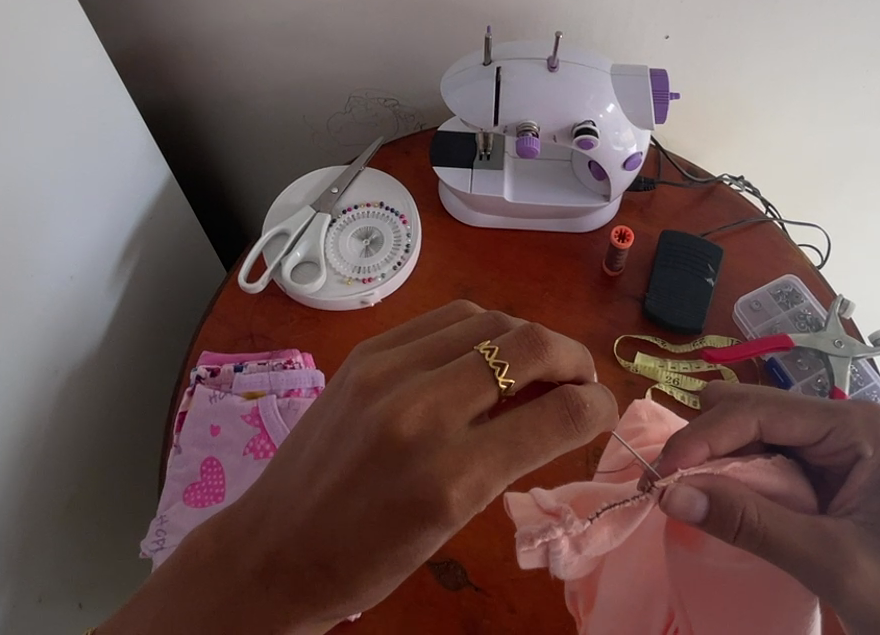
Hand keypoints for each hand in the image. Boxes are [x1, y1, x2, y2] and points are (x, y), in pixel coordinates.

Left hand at [103, 300, 619, 632]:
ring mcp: (388, 370)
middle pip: (526, 345)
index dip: (598, 404)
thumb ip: (506, 457)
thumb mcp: (451, 523)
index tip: (606, 407)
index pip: (556, 415)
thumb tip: (557, 406)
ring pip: (488, 318)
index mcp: (451, 478)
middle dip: (572, 356)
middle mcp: (423, 410)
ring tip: (536, 361)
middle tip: (580, 378)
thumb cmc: (369, 560)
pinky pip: (443, 318)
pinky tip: (485, 350)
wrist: (273, 549)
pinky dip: (480, 327)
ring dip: (526, 335)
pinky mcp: (366, 352)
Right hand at [654, 382, 879, 634]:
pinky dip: (727, 478)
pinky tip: (713, 502)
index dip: (705, 435)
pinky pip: (755, 460)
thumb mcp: (830, 564)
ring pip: (744, 432)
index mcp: (856, 427)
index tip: (661, 473)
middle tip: (667, 487)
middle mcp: (838, 422)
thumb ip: (750, 523)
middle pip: (746, 410)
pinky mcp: (815, 472)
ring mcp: (827, 446)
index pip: (760, 410)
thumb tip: (669, 492)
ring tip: (682, 495)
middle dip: (703, 443)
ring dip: (711, 460)